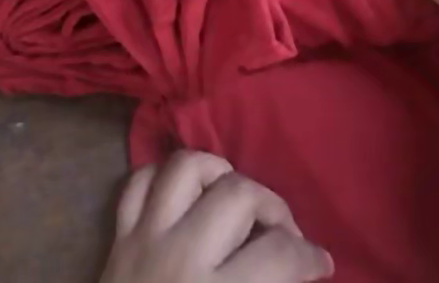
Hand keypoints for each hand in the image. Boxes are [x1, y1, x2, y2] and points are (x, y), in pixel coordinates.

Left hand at [99, 151, 333, 282]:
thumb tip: (306, 270)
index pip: (278, 254)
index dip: (310, 255)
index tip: (320, 263)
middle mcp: (181, 257)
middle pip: (236, 193)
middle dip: (271, 205)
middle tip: (281, 232)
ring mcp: (144, 238)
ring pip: (184, 167)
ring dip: (215, 171)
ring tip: (232, 194)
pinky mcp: (118, 235)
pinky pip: (138, 181)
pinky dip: (162, 177)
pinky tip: (183, 195)